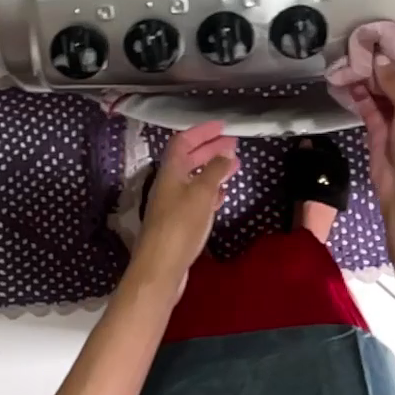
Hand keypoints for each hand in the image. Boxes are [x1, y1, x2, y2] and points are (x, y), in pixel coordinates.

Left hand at [131, 121, 237, 290]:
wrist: (160, 268)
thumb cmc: (180, 225)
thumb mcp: (201, 193)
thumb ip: (215, 170)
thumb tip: (226, 152)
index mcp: (170, 171)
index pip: (183, 141)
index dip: (202, 131)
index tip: (222, 126)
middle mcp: (169, 183)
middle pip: (189, 158)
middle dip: (210, 149)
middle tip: (233, 144)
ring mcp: (172, 203)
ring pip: (194, 178)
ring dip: (213, 170)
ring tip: (234, 166)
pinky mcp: (178, 223)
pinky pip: (196, 198)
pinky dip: (210, 191)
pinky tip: (223, 195)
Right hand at [346, 57, 394, 213]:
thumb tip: (380, 57)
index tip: (386, 42)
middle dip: (384, 71)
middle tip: (364, 48)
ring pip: (384, 98)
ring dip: (370, 83)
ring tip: (353, 62)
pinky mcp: (381, 137)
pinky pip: (371, 112)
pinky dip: (361, 98)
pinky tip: (350, 83)